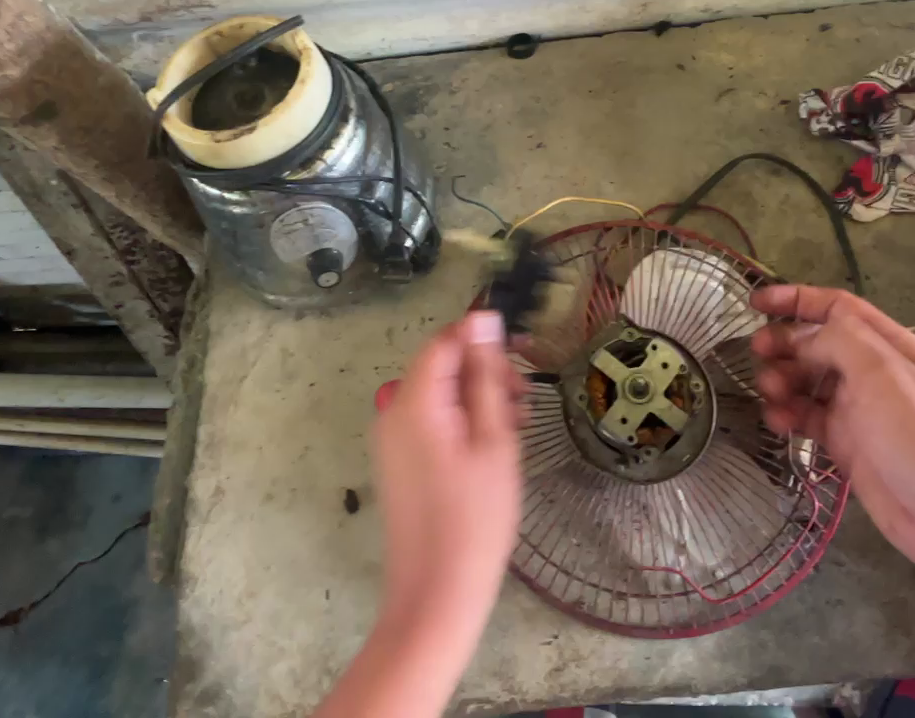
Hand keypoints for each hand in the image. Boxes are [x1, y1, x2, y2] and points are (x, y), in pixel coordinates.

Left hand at [373, 310, 523, 641]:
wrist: (436, 593)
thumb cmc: (476, 517)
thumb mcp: (494, 439)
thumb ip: (486, 376)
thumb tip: (483, 320)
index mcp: (414, 402)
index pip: (444, 341)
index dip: (481, 337)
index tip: (520, 351)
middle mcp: (392, 412)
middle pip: (439, 366)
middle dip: (482, 371)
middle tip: (523, 398)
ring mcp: (390, 438)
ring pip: (437, 394)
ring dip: (476, 397)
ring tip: (514, 422)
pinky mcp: (396, 460)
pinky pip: (429, 421)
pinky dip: (460, 420)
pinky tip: (490, 443)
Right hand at [750, 285, 914, 579]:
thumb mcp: (884, 374)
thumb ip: (838, 341)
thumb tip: (799, 338)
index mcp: (889, 347)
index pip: (837, 308)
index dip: (796, 298)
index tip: (755, 302)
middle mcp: (872, 373)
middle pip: (816, 344)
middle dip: (783, 342)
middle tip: (756, 352)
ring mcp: (859, 411)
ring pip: (807, 382)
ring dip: (782, 380)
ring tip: (769, 392)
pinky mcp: (847, 445)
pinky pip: (808, 419)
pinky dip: (788, 415)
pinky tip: (777, 421)